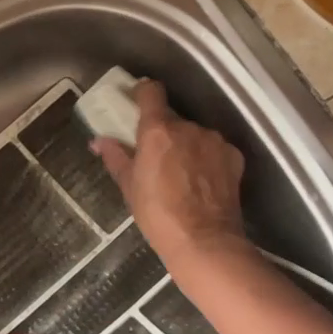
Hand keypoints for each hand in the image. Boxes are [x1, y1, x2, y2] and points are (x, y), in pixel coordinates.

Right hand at [91, 80, 246, 255]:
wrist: (204, 242)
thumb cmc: (158, 215)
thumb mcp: (129, 186)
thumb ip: (116, 157)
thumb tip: (98, 141)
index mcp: (158, 129)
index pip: (151, 91)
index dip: (143, 92)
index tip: (137, 100)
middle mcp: (188, 127)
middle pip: (173, 118)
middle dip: (164, 132)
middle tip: (156, 156)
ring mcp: (214, 140)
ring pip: (195, 134)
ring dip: (186, 145)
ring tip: (181, 174)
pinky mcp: (234, 156)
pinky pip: (214, 149)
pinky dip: (207, 158)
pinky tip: (202, 182)